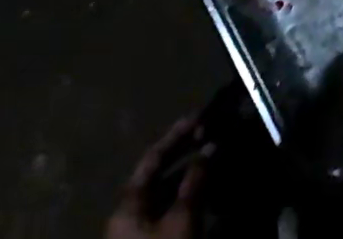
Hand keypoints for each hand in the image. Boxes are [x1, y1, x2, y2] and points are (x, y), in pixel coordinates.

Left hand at [105, 116, 204, 238]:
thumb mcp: (182, 220)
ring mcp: (137, 233)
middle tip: (210, 135)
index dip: (177, 134)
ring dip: (188, 176)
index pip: (153, 157)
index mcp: (128, 202)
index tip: (200, 116)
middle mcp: (129, 213)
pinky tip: (206, 195)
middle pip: (158, 174)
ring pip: (164, 194)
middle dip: (185, 154)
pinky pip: (167, 213)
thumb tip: (209, 149)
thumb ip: (194, 182)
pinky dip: (186, 199)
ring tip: (213, 162)